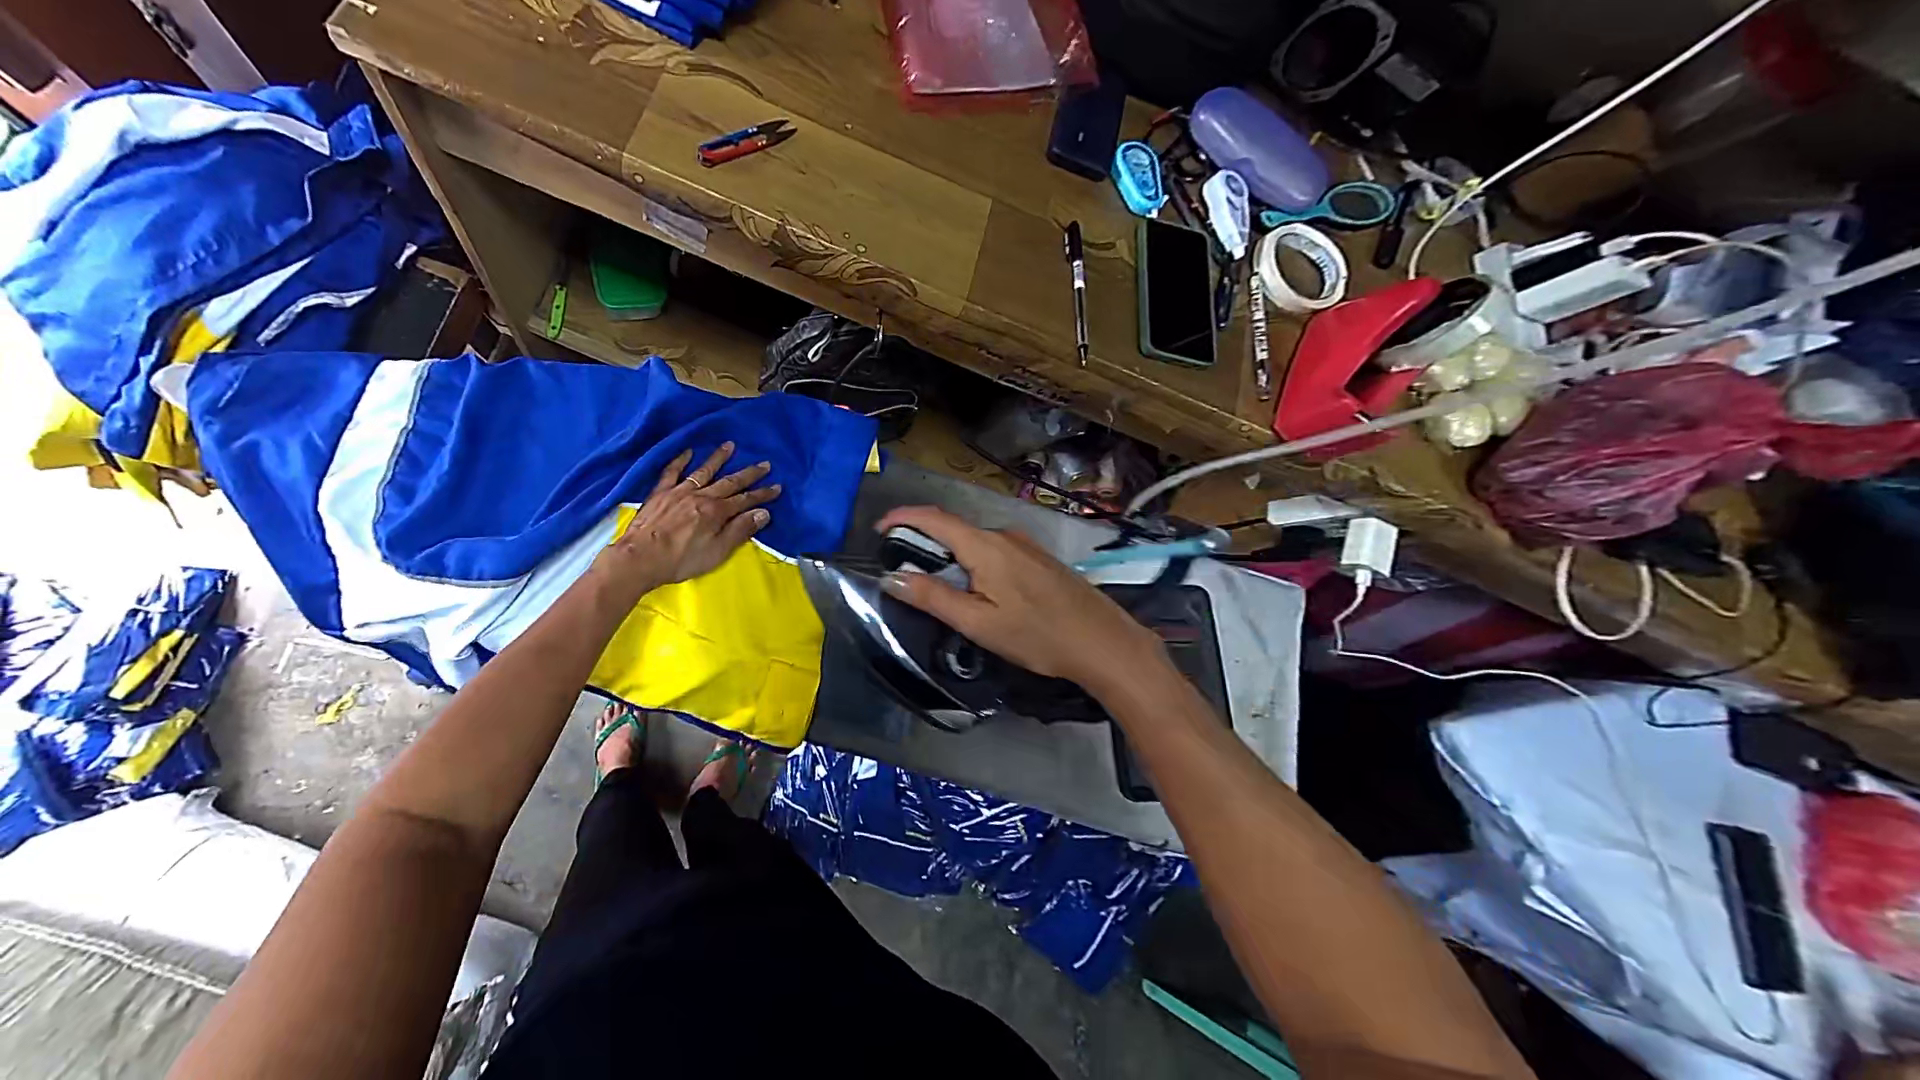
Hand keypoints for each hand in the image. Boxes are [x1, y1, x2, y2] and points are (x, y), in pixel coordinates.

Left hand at [592, 443, 779, 600]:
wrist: (639, 559)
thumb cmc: (681, 560)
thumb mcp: (717, 551)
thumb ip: (740, 530)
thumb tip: (763, 513)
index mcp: (717, 512)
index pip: (746, 500)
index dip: (763, 494)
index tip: (777, 487)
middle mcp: (701, 496)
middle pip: (729, 482)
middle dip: (749, 474)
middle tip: (764, 464)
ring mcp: (678, 492)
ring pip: (703, 471)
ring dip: (718, 458)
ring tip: (730, 445)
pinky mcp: (660, 494)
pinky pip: (671, 472)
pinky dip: (680, 461)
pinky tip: (688, 452)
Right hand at [874, 505, 1165, 689]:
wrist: (1102, 642)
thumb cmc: (1037, 635)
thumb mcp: (978, 623)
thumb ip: (933, 598)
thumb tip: (891, 577)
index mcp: (985, 546)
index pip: (934, 519)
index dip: (902, 518)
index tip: (878, 530)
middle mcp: (1004, 536)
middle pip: (953, 529)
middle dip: (922, 541)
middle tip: (899, 568)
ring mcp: (1025, 545)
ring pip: (975, 541)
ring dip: (948, 554)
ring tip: (933, 584)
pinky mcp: (1039, 559)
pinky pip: (994, 551)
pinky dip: (972, 561)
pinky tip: (975, 588)